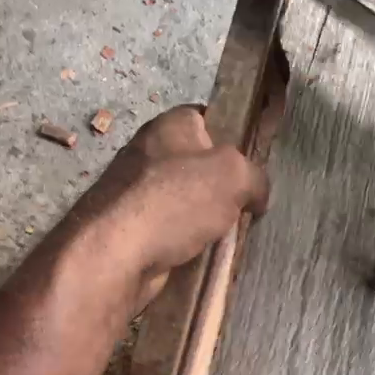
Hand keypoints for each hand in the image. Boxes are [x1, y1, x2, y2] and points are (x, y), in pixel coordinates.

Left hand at [63, 105, 269, 311]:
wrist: (116, 253)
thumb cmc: (175, 200)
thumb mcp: (234, 175)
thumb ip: (255, 177)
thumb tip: (257, 195)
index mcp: (170, 125)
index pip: (207, 118)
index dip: (232, 139)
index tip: (251, 165)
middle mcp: (148, 152)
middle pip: (197, 165)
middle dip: (221, 187)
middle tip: (244, 207)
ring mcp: (135, 192)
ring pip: (184, 202)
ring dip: (204, 220)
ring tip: (225, 237)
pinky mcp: (129, 229)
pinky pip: (169, 231)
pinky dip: (185, 243)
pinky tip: (198, 255)